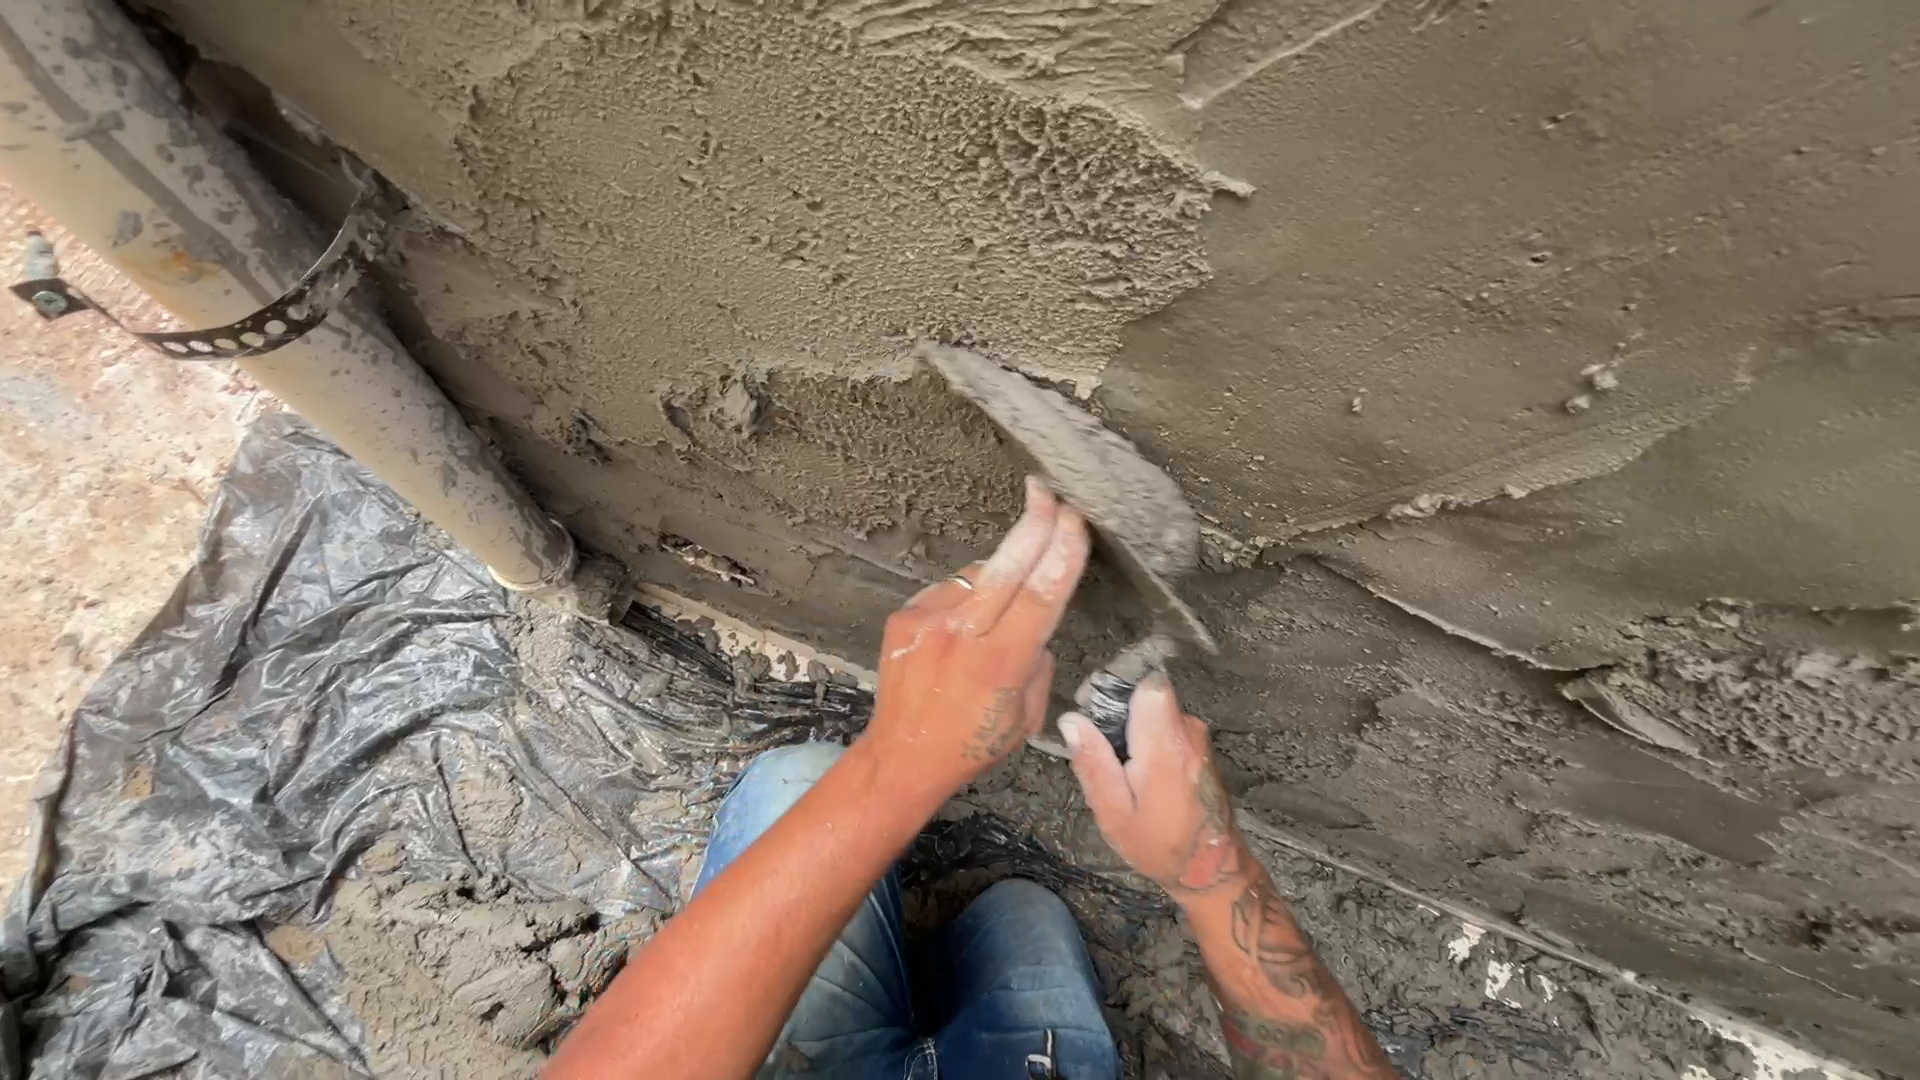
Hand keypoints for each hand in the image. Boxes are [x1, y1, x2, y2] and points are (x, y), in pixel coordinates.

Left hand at [865, 477, 1089, 801]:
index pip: (1039, 597)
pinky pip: (949, 589)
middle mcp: (960, 636)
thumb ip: (1037, 662)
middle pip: (1006, 568)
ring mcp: (927, 621)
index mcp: (998, 665)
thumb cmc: (971, 744)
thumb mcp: (1025, 717)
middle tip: (1047, 490)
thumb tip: (1036, 624)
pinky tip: (965, 622)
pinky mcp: (904, 616)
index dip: (1061, 554)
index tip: (1075, 520)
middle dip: (1033, 524)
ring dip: (1000, 571)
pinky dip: (967, 595)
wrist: (902, 754)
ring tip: (1002, 601)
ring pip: (977, 574)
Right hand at [1060, 673, 1253, 901]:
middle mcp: (1188, 732)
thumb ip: (1094, 764)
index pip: (1148, 684)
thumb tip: (1071, 719)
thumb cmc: (1159, 845)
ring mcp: (1198, 737)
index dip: (1115, 687)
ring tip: (1117, 766)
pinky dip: (1147, 738)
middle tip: (1098, 747)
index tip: (1093, 711)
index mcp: (1166, 746)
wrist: (1213, 869)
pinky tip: (1138, 771)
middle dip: (1117, 712)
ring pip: (1154, 709)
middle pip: (1146, 694)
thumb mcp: (1115, 814)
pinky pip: (1165, 724)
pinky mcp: (1200, 745)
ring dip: (1131, 728)